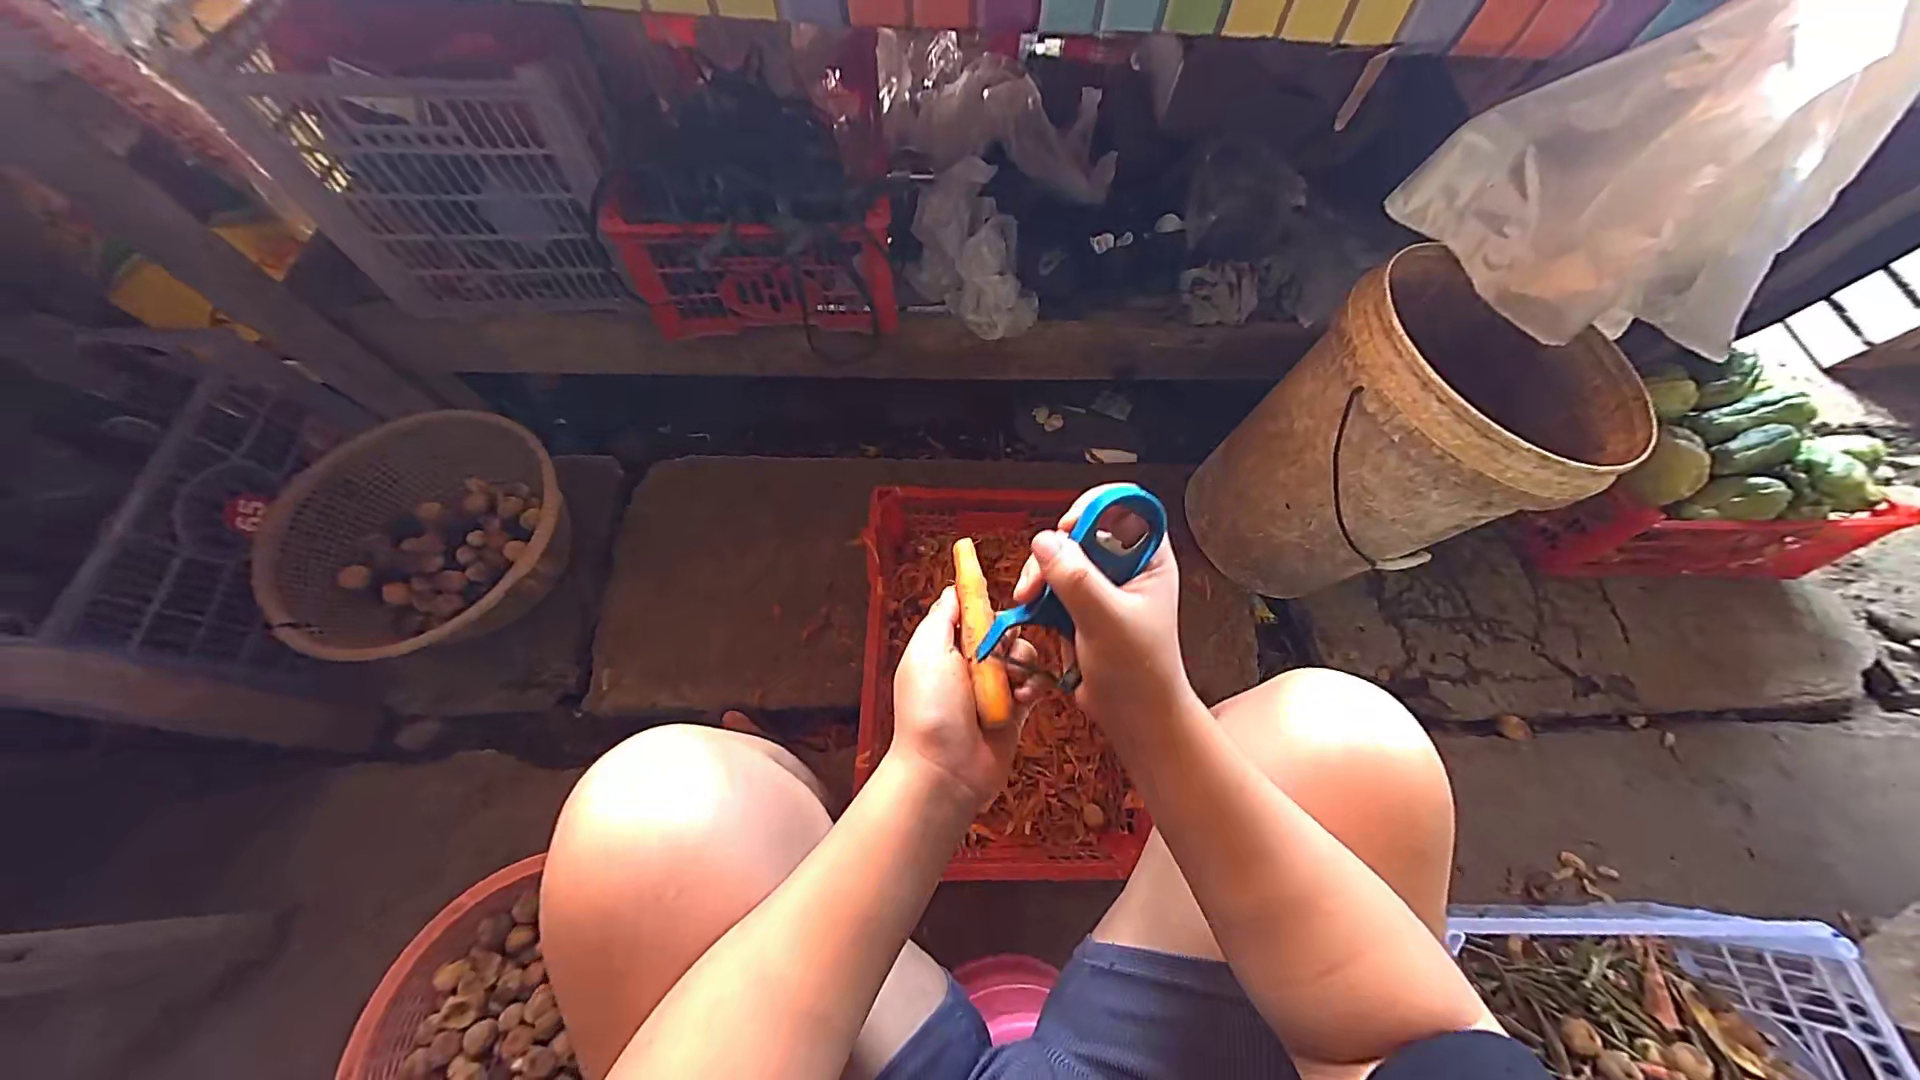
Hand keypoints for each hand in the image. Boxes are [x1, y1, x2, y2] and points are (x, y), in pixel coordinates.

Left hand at [890, 586, 1045, 809]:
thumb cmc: (929, 710)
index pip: (971, 611)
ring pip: (1023, 654)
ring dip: (1022, 662)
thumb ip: (942, 617)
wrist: (945, 771)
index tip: (1004, 595)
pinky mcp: (1015, 708)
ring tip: (1011, 681)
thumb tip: (954, 588)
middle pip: (1002, 629)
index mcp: (944, 646)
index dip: (986, 602)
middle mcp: (969, 663)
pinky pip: (1035, 684)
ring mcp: (993, 686)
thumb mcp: (926, 652)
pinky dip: (1034, 685)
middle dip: (1007, 635)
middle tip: (999, 652)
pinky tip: (1023, 696)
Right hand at [1011, 484, 1199, 739]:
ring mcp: (1101, 586)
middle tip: (1037, 580)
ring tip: (1028, 600)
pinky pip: (1051, 585)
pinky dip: (1036, 595)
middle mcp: (1125, 567)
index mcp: (1149, 560)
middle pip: (1081, 533)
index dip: (1094, 509)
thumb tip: (1045, 542)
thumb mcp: (1108, 621)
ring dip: (1039, 575)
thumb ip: (1077, 579)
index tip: (1068, 528)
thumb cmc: (1141, 673)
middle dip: (1053, 552)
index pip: (1125, 509)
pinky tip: (1030, 609)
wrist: (1134, 717)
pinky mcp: (1080, 606)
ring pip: (1060, 559)